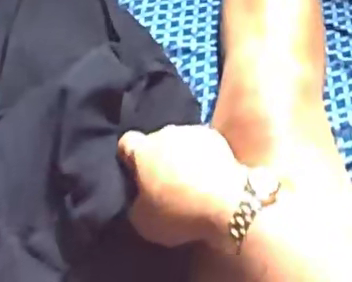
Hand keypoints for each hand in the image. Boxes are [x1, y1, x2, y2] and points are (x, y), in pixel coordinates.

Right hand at [118, 125, 248, 249]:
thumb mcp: (142, 221)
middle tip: (160, 182)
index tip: (133, 174)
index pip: (126, 142)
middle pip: (154, 141)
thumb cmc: (179, 211)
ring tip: (185, 178)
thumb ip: (133, 200)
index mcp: (144, 149)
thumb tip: (136, 192)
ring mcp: (191, 129)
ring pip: (177, 140)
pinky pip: (197, 142)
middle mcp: (166, 132)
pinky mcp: (213, 133)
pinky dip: (197, 153)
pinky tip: (204, 173)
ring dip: (177, 155)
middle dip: (155, 158)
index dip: (126, 157)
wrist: (225, 200)